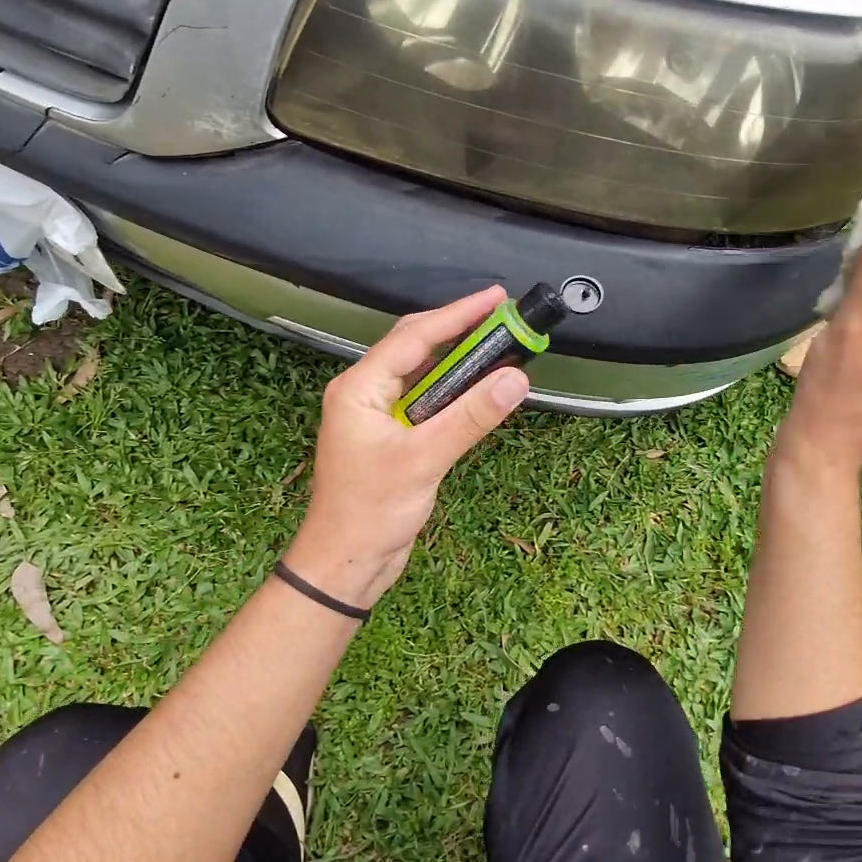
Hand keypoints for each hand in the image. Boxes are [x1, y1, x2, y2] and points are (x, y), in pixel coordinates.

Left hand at [282, 287, 531, 606]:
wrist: (346, 562)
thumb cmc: (369, 512)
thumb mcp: (423, 459)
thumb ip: (470, 417)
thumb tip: (515, 380)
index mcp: (359, 388)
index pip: (414, 337)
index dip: (457, 314)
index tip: (495, 298)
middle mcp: (366, 394)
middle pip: (417, 346)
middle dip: (460, 329)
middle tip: (503, 318)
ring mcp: (378, 415)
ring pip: (423, 373)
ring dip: (459, 359)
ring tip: (499, 345)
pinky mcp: (393, 437)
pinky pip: (427, 400)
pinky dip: (454, 390)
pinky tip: (478, 388)